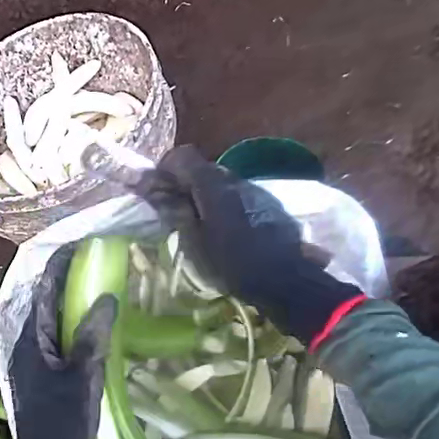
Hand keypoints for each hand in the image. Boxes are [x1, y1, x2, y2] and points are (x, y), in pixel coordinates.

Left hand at [4, 245, 117, 438]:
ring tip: (94, 284)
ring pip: (51, 320)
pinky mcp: (44, 376)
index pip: (44, 291)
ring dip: (69, 300)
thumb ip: (93, 336)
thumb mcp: (82, 377)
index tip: (80, 243)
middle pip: (45, 302)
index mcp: (31, 340)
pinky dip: (73, 323)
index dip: (59, 265)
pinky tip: (91, 326)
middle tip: (93, 259)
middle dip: (65, 278)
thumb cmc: (63, 423)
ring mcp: (34, 362)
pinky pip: (58, 337)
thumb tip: (106, 296)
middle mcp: (28, 345)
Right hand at [135, 146, 362, 344]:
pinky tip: (223, 229)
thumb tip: (152, 188)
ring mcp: (255, 190)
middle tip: (171, 209)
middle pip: (202, 169)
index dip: (165, 169)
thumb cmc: (232, 263)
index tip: (155, 191)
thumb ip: (174, 210)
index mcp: (213, 185)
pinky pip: (237, 195)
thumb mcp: (193, 241)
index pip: (182, 156)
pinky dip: (223, 205)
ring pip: (220, 182)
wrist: (287, 281)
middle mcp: (235, 179)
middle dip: (183, 183)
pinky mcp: (269, 205)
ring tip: (197, 222)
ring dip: (204, 195)